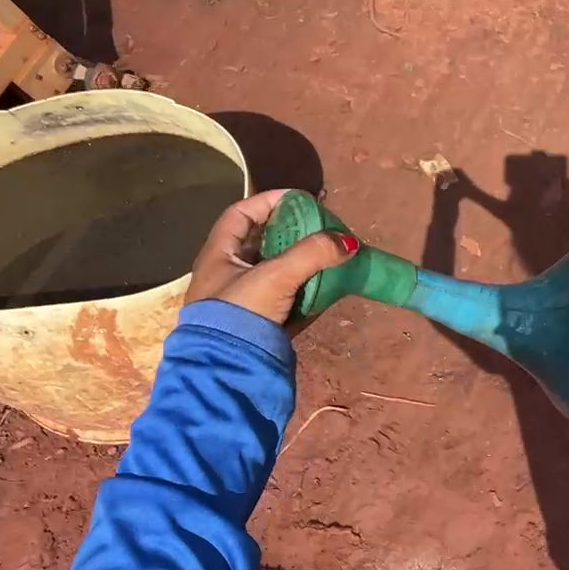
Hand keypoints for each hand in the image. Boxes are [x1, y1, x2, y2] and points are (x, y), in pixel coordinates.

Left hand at [185, 190, 356, 325]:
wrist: (229, 371)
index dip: (268, 200)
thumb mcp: (276, 277)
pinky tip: (325, 286)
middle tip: (321, 228)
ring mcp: (245, 300)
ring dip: (302, 261)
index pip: (240, 214)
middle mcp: (228, 273)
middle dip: (293, 232)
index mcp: (219, 255)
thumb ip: (312, 254)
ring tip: (329, 254)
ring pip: (277, 270)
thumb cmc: (241, 313)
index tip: (299, 198)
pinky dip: (305, 288)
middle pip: (262, 241)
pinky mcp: (261, 322)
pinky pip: (286, 296)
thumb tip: (349, 241)